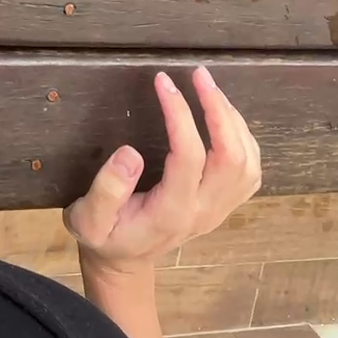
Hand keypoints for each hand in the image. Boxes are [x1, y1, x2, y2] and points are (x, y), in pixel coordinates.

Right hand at [66, 67, 262, 277]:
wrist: (123, 263)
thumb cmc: (103, 236)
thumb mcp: (88, 218)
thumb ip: (106, 189)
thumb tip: (129, 153)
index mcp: (172, 210)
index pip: (189, 155)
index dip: (179, 113)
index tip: (162, 81)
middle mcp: (203, 211)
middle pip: (232, 157)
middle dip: (218, 109)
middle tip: (198, 74)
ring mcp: (217, 210)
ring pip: (247, 163)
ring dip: (234, 120)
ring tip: (210, 88)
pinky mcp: (222, 205)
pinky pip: (249, 171)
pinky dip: (244, 138)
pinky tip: (225, 116)